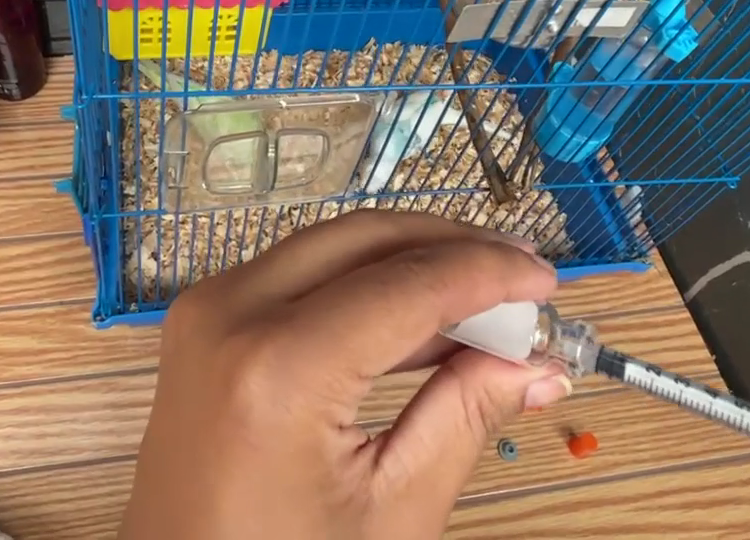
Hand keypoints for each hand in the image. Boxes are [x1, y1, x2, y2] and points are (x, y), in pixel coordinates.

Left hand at [119, 210, 571, 539]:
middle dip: (450, 245)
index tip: (544, 279)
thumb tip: (535, 364)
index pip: (407, 285)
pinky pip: (298, 270)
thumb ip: (464, 417)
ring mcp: (209, 305)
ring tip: (482, 293)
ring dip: (409, 258)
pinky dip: (362, 280)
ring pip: (331, 243)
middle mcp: (233, 312)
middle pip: (365, 238)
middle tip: (519, 275)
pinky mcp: (205, 313)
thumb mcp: (390, 514)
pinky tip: (418, 314)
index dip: (486, 272)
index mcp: (279, 368)